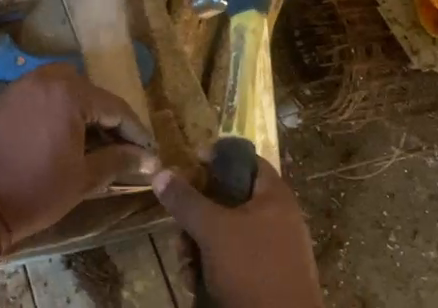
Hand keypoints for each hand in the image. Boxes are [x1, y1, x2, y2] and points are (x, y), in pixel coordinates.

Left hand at [0, 64, 157, 241]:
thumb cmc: (36, 190)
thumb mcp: (83, 178)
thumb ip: (118, 160)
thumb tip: (149, 159)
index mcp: (70, 93)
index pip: (115, 107)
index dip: (136, 131)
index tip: (150, 153)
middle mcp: (47, 78)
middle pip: (90, 92)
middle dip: (109, 118)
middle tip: (124, 148)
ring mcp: (24, 85)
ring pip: (66, 89)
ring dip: (83, 111)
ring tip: (96, 143)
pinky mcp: (7, 97)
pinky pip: (43, 95)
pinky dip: (59, 110)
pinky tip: (65, 136)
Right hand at [153, 158, 323, 307]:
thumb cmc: (253, 270)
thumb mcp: (213, 230)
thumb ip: (186, 200)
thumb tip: (160, 172)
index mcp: (275, 197)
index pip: (245, 160)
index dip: (216, 157)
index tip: (188, 164)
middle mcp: (276, 218)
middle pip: (229, 198)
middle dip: (198, 213)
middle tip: (180, 226)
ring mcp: (272, 250)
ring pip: (226, 232)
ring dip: (198, 244)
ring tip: (185, 261)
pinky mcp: (264, 277)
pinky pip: (232, 259)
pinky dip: (211, 265)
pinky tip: (195, 280)